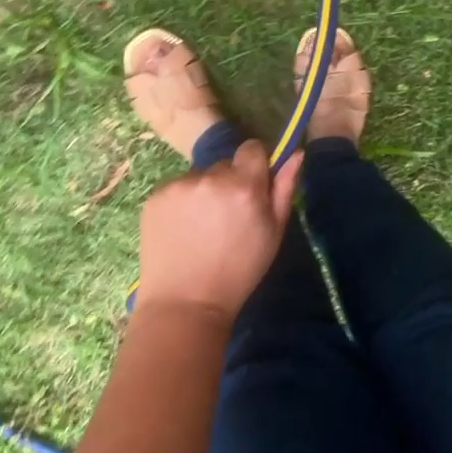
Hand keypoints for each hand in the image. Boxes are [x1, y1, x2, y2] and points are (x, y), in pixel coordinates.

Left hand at [136, 141, 303, 320]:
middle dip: (229, 183)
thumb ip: (285, 189)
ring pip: (200, 177)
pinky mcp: (155, 196)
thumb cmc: (239, 273)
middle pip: (225, 165)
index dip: (255, 166)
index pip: (252, 148)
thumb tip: (296, 153)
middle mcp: (211, 178)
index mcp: (244, 186)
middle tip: (226, 219)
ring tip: (201, 229)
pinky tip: (182, 231)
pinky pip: (176, 189)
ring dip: (204, 193)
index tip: (253, 188)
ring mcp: (179, 186)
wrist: (185, 305)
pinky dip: (181, 203)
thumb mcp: (273, 234)